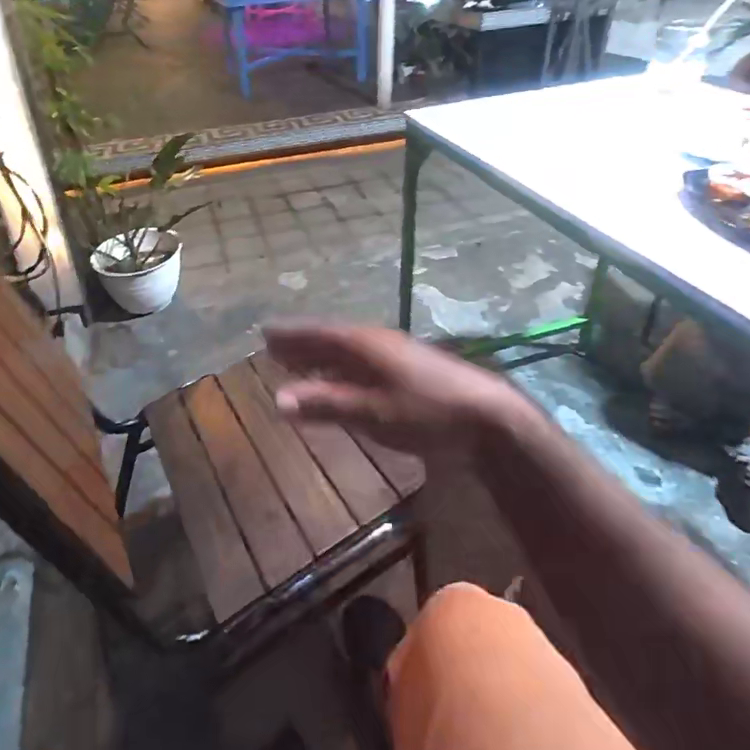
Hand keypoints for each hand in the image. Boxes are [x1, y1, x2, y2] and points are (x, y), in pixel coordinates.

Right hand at [263, 323, 541, 456]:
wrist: (485, 415)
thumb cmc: (425, 412)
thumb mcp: (371, 413)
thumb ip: (326, 404)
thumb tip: (278, 399)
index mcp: (363, 344)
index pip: (317, 334)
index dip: (290, 336)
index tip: (265, 334)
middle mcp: (375, 341)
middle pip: (330, 339)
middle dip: (302, 344)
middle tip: (274, 347)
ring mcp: (394, 353)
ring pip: (347, 350)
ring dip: (322, 356)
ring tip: (300, 363)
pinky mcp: (408, 369)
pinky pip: (362, 361)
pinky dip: (343, 367)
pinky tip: (342, 379)